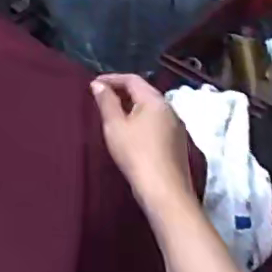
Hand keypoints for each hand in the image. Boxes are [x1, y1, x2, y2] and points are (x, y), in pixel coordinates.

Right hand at [90, 74, 194, 217]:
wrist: (166, 193)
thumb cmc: (136, 155)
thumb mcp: (115, 126)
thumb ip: (106, 102)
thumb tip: (98, 84)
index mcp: (155, 100)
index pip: (132, 79)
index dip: (112, 78)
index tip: (94, 84)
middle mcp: (169, 108)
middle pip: (144, 91)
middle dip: (122, 90)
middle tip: (102, 96)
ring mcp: (176, 126)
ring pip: (151, 107)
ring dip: (132, 105)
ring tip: (114, 112)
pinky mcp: (178, 143)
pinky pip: (157, 121)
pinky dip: (142, 118)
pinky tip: (132, 130)